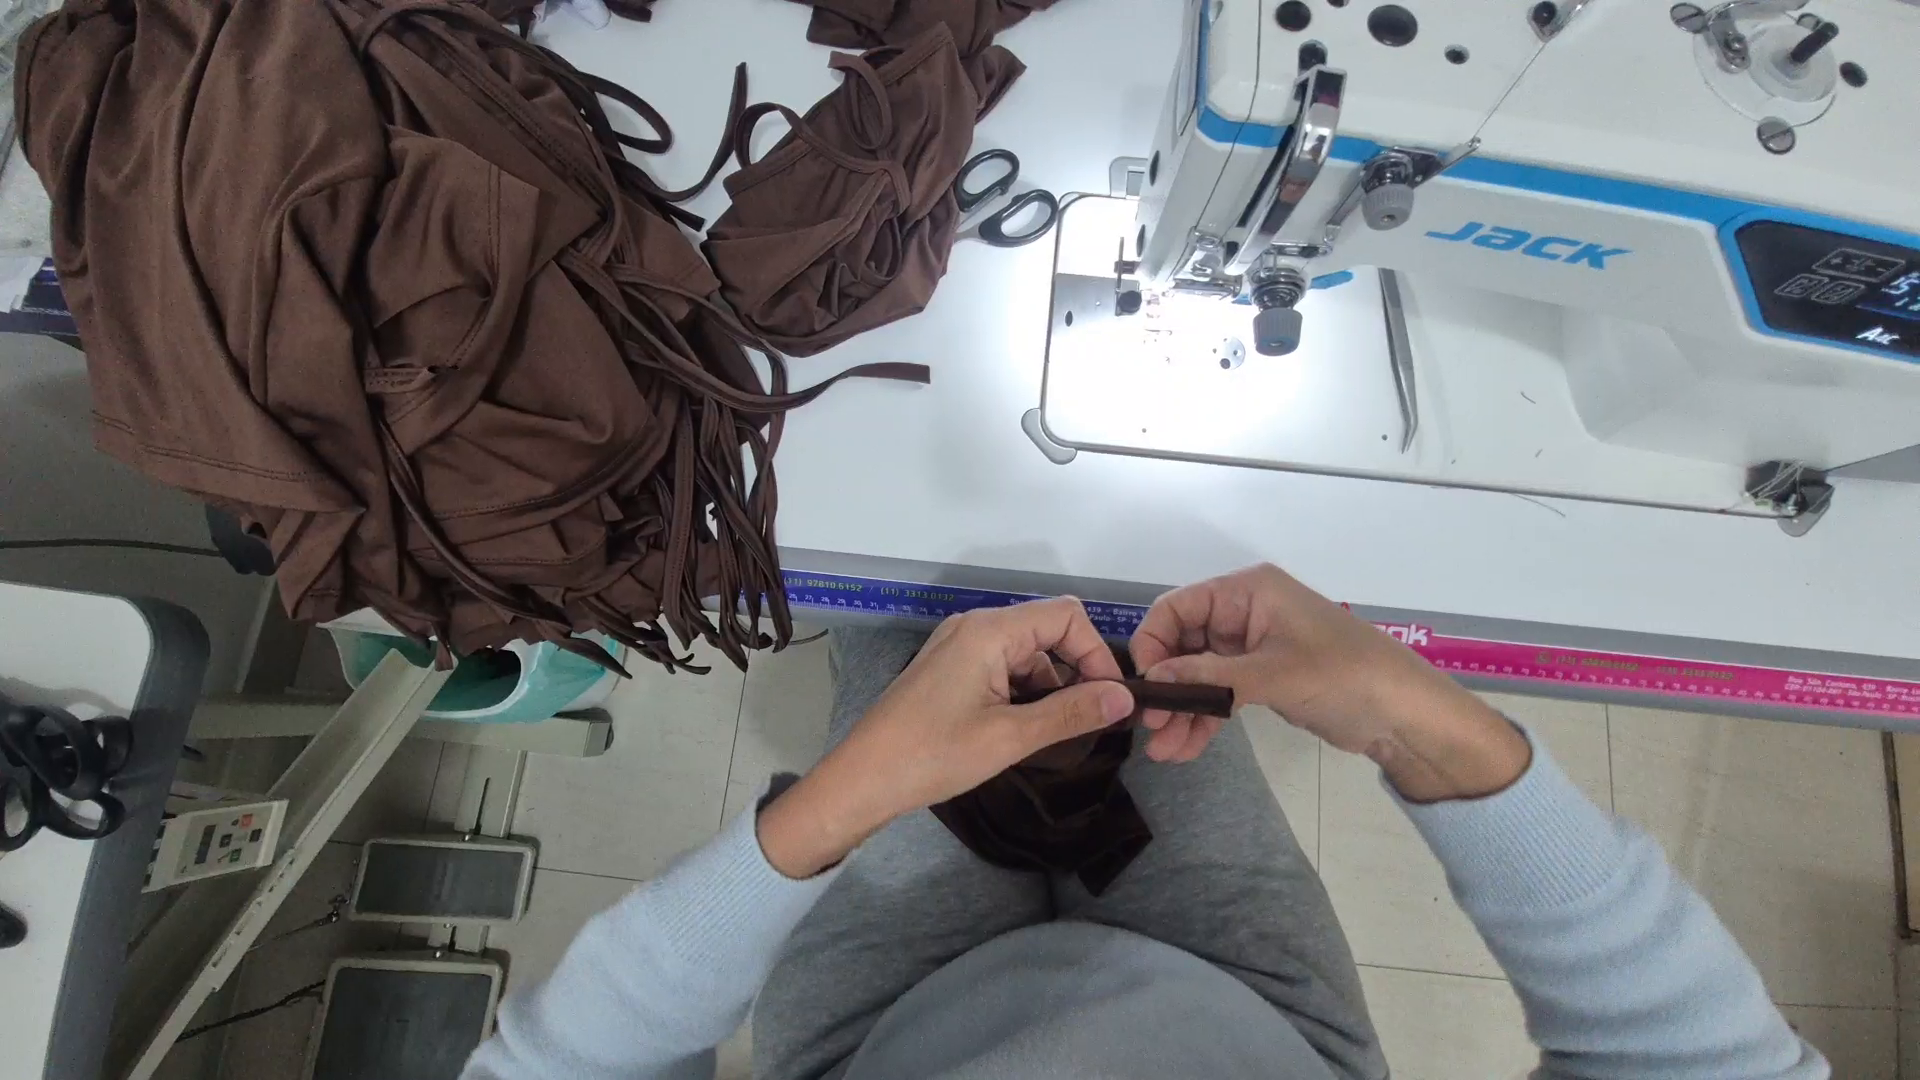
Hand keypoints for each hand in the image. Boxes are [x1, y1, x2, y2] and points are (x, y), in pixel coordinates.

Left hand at [757, 598, 1135, 876]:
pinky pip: (1002, 666)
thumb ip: (1070, 712)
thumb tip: (1124, 698)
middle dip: (1075, 670)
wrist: (863, 778)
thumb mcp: (1009, 737)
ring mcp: (959, 645)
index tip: (1110, 698)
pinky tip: (1026, 727)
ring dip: (1049, 686)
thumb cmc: (933, 755)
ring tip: (1058, 731)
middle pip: (1046, 631)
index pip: (1065, 616)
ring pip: (1026, 652)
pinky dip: (1023, 691)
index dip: (1095, 652)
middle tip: (1091, 718)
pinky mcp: (951, 667)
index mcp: (989, 630)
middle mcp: (974, 626)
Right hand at [1129, 564, 1528, 800]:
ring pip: (1196, 675)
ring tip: (1164, 751)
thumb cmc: (1346, 678)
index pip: (1177, 608)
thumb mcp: (1273, 675)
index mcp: (1246, 592)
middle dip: (1166, 687)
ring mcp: (1249, 647)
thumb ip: (1208, 676)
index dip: (1153, 643)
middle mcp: (1242, 613)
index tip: (1143, 685)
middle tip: (1150, 728)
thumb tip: (1151, 680)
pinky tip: (1185, 749)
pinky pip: (1217, 694)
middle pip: (1182, 644)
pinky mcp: (1258, 678)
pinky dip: (1202, 719)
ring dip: (1180, 711)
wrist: (1410, 719)